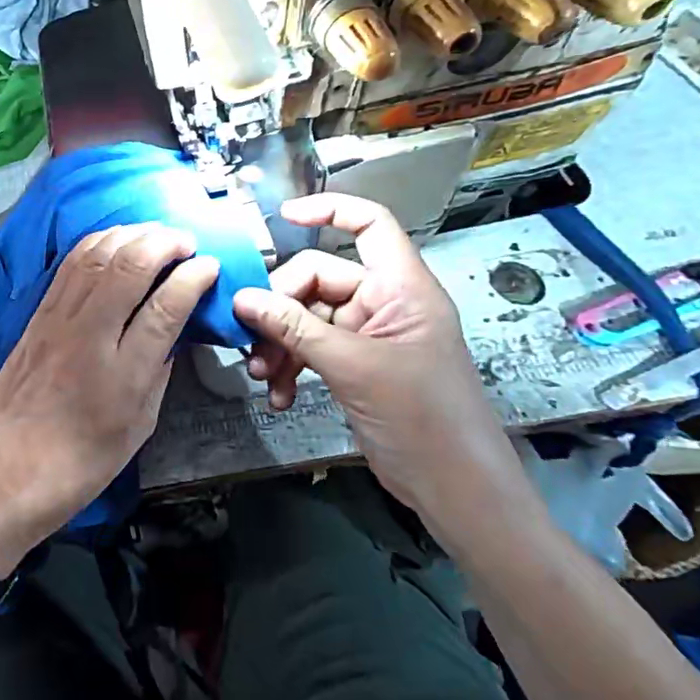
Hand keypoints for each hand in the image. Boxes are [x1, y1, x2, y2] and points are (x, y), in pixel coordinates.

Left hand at [0, 223, 219, 579]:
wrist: (1, 473)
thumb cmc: (80, 462)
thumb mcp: (139, 425)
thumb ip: (160, 370)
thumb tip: (175, 329)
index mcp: (122, 374)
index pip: (165, 306)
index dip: (193, 277)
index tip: (211, 266)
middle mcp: (89, 335)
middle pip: (130, 266)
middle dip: (165, 243)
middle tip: (189, 242)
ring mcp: (59, 319)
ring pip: (99, 254)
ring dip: (134, 234)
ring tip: (160, 235)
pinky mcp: (39, 313)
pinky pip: (72, 263)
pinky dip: (100, 242)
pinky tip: (118, 240)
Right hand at [231, 194, 522, 518]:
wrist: (456, 489)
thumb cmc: (422, 417)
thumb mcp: (354, 367)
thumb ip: (296, 329)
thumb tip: (243, 299)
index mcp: (401, 286)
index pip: (370, 225)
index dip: (330, 210)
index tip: (283, 217)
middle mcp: (386, 302)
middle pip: (321, 278)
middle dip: (282, 307)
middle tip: (252, 338)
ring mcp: (371, 336)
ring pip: (311, 318)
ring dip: (281, 342)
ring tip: (261, 373)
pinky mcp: (359, 366)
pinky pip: (315, 350)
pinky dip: (294, 367)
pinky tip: (279, 396)